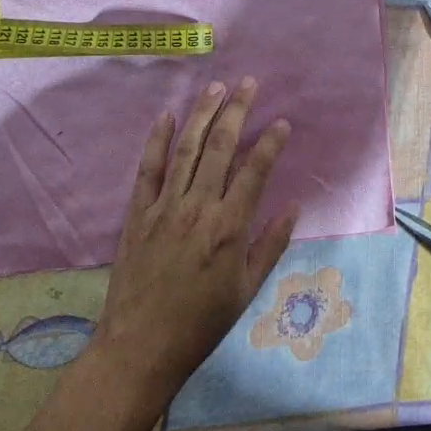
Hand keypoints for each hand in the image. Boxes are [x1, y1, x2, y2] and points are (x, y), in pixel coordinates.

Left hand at [32, 79, 295, 430]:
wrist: (139, 348)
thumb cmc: (201, 322)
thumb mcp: (247, 290)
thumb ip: (271, 245)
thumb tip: (293, 207)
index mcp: (229, 227)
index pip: (256, 170)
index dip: (271, 142)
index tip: (282, 122)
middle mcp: (198, 208)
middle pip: (221, 147)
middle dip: (237, 110)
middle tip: (249, 83)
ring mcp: (164, 208)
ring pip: (187, 149)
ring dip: (203, 115)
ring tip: (216, 87)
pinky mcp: (138, 215)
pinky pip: (148, 170)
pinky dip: (157, 141)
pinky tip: (167, 116)